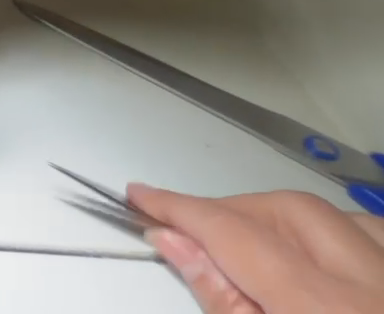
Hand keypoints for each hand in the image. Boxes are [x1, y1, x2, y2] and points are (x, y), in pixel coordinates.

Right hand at [129, 184, 383, 312]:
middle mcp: (381, 295)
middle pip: (293, 214)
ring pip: (349, 221)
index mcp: (327, 312)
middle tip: (196, 233)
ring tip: (260, 245)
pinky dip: (350, 239)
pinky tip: (327, 259)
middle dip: (233, 211)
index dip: (178, 208)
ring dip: (292, 222)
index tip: (139, 196)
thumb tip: (170, 239)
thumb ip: (222, 301)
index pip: (236, 234)